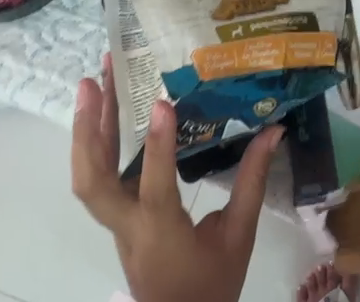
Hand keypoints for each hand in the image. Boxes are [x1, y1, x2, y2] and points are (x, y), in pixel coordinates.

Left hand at [72, 55, 285, 301]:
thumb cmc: (212, 284)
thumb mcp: (240, 235)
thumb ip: (251, 180)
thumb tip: (273, 129)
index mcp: (161, 233)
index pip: (155, 187)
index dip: (157, 146)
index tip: (163, 102)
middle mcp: (129, 227)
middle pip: (92, 181)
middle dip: (87, 129)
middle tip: (94, 79)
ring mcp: (117, 225)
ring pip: (87, 178)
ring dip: (85, 129)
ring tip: (92, 82)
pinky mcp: (118, 220)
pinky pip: (98, 181)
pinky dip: (94, 145)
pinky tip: (104, 114)